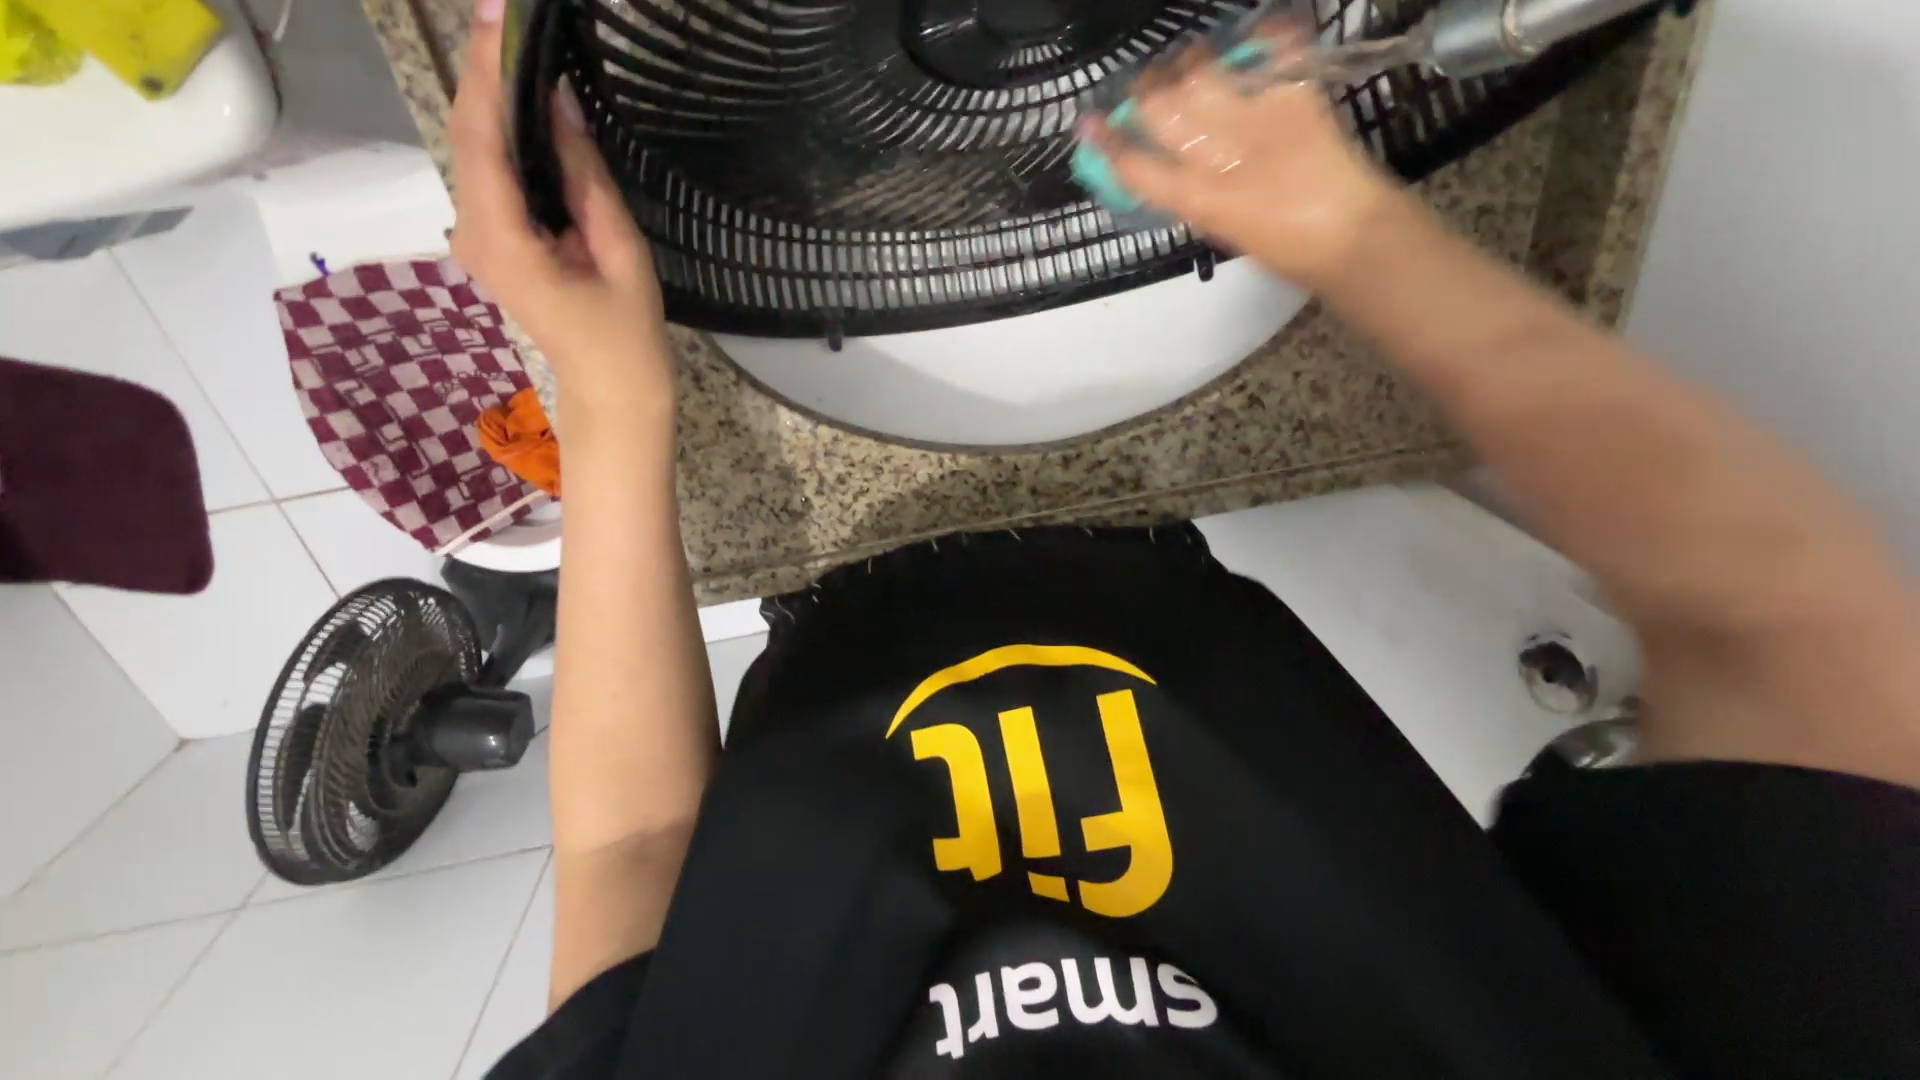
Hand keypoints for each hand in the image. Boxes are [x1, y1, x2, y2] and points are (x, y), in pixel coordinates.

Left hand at [449, 0, 671, 417]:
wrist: (611, 388)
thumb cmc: (626, 333)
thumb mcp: (619, 252)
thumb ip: (585, 178)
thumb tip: (561, 104)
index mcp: (503, 239)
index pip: (480, 136)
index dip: (486, 70)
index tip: (496, 13)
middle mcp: (473, 231)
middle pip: (467, 133)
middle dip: (483, 68)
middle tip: (505, 14)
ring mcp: (478, 237)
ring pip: (474, 149)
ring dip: (491, 94)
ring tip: (514, 41)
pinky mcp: (494, 239)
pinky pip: (490, 172)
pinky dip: (502, 130)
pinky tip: (522, 99)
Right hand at [1084, 33, 1396, 288]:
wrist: (1351, 234)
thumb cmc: (1285, 248)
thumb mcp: (1225, 230)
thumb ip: (1194, 196)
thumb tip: (1167, 168)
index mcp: (1201, 202)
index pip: (1138, 168)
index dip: (1108, 143)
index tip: (1089, 122)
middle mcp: (1223, 157)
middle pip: (1164, 110)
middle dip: (1144, 93)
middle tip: (1143, 88)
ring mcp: (1261, 120)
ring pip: (1203, 74)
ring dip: (1187, 65)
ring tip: (1187, 65)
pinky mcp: (1298, 95)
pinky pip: (1274, 50)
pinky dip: (1263, 37)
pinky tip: (1254, 36)